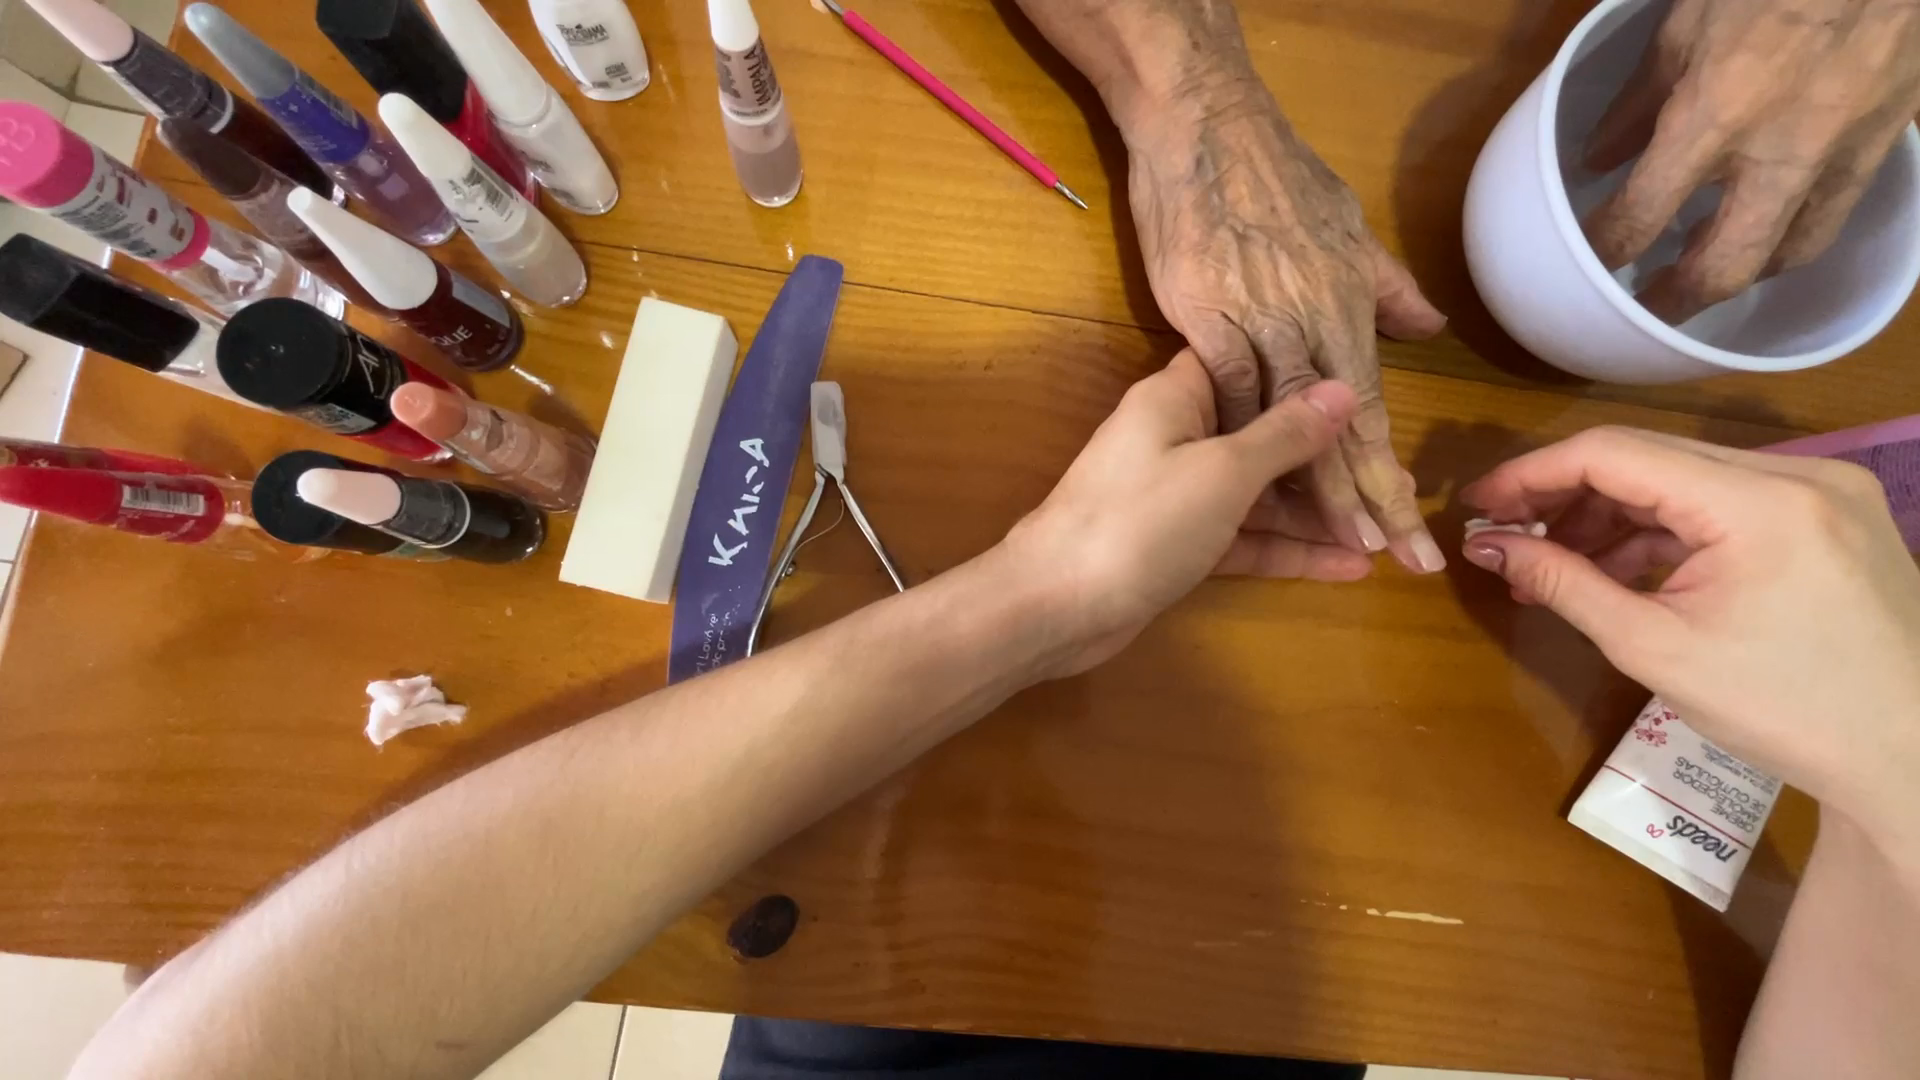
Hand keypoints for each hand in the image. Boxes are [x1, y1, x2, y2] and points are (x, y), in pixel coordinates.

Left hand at [1004, 351, 1368, 677]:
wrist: (1057, 604)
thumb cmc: (1139, 522)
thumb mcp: (1221, 471)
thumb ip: (1283, 433)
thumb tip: (1343, 390)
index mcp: (1175, 399)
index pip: (1247, 367)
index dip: (1304, 377)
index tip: (1365, 392)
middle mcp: (1174, 439)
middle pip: (1259, 438)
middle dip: (1324, 463)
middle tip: (1393, 485)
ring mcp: (1174, 496)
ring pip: (1254, 496)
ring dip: (1313, 516)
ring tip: (1385, 537)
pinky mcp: (1175, 545)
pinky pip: (1239, 538)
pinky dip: (1284, 551)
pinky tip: (1346, 567)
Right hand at [1123, 75, 1448, 574]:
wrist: (1201, 133)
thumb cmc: (1270, 179)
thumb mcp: (1342, 227)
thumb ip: (1384, 285)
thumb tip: (1423, 324)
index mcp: (1343, 306)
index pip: (1373, 409)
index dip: (1390, 475)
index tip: (1409, 530)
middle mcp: (1309, 324)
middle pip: (1339, 432)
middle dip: (1367, 502)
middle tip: (1398, 559)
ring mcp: (1254, 325)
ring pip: (1285, 426)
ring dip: (1310, 489)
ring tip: (1338, 543)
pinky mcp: (1202, 321)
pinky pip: (1228, 394)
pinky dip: (1240, 442)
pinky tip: (1253, 489)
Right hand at [1457, 426, 1919, 852]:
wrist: (1914, 760)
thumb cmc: (1780, 707)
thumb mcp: (1648, 645)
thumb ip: (1559, 582)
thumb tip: (1481, 545)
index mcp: (1758, 503)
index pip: (1611, 453)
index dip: (1528, 474)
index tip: (1474, 505)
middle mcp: (1794, 476)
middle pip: (1639, 457)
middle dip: (1556, 495)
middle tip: (1498, 533)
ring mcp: (1812, 493)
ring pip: (1668, 478)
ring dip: (1595, 516)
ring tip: (1542, 565)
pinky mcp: (1815, 517)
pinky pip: (1704, 505)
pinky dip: (1643, 532)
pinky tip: (1603, 571)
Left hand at [1584, 0, 1919, 322]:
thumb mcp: (1684, 28)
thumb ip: (1635, 106)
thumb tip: (1595, 162)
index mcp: (1714, 119)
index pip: (1637, 222)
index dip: (1601, 254)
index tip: (1577, 265)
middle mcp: (1785, 146)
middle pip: (1727, 266)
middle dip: (1678, 301)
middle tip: (1643, 309)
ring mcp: (1853, 140)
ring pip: (1796, 247)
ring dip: (1743, 273)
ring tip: (1701, 277)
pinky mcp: (1900, 125)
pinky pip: (1844, 203)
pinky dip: (1797, 230)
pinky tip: (1766, 227)